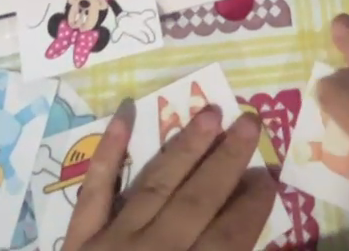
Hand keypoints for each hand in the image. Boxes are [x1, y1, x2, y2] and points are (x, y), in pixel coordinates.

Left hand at [64, 99, 278, 250]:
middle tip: (251, 121)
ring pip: (154, 185)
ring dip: (183, 148)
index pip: (228, 240)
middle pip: (197, 201)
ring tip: (210, 112)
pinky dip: (109, 152)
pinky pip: (95, 191)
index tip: (271, 174)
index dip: (252, 207)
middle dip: (226, 160)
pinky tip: (125, 115)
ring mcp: (111, 244)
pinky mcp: (77, 243)